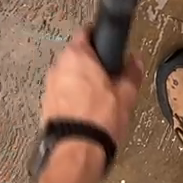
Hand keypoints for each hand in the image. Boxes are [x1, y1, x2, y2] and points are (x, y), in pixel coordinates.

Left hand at [40, 28, 142, 149]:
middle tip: (108, 72)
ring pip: (68, 75)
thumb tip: (135, 61)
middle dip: (91, 61)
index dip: (98, 35)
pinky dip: (72, 97)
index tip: (107, 42)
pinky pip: (62, 93)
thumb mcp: (126, 94)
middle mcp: (59, 67)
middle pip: (76, 55)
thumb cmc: (99, 119)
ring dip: (80, 80)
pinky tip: (87, 110)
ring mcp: (50, 86)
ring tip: (99, 96)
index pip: (85, 32)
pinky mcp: (46, 105)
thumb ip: (132, 73)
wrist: (77, 150)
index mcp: (77, 56)